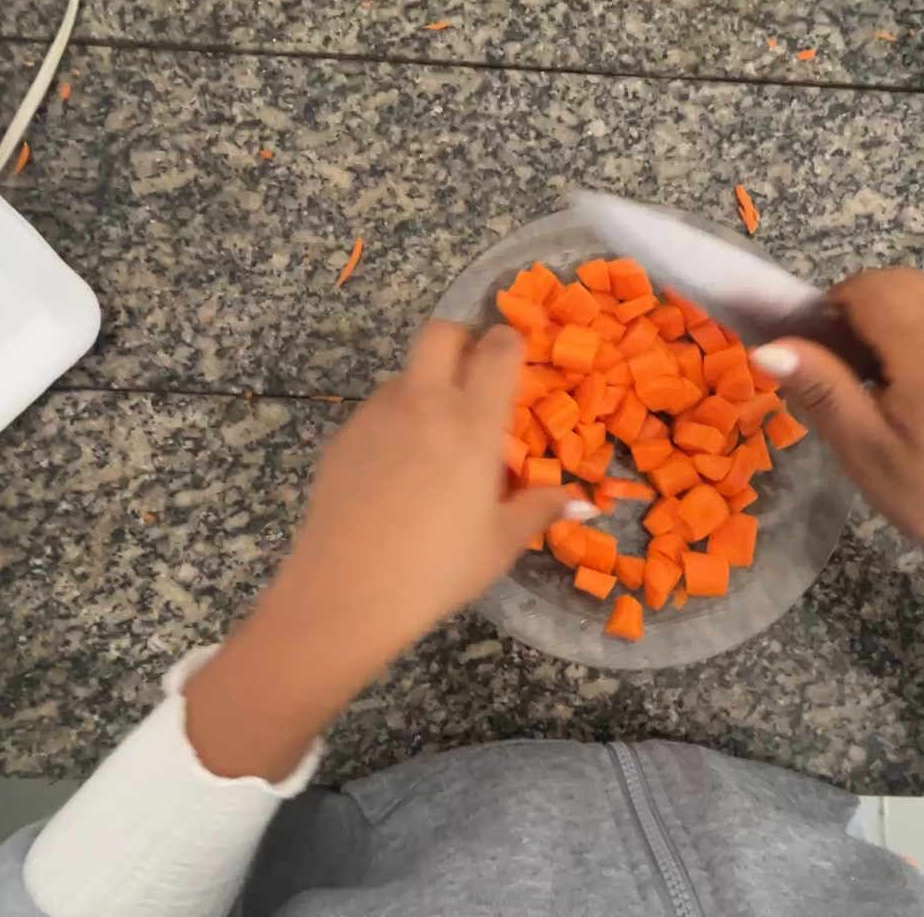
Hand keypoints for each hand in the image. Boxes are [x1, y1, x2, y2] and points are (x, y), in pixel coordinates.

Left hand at [277, 321, 577, 646]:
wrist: (347, 590)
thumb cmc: (437, 567)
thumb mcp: (500, 543)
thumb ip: (540, 509)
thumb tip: (581, 503)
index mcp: (472, 423)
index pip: (497, 349)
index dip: (509, 342)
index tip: (515, 359)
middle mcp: (423, 404)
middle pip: (440, 333)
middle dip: (460, 340)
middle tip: (471, 379)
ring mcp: (376, 416)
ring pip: (405, 373)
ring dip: (425, 387)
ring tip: (432, 439)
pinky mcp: (343, 436)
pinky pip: (376, 409)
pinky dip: (393, 420)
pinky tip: (393, 470)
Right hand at [749, 268, 923, 581]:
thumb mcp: (866, 451)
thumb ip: (820, 387)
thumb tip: (765, 346)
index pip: (869, 288)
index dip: (831, 308)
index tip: (819, 354)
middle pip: (902, 283)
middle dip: (859, 309)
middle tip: (844, 367)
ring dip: (894, 322)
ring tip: (884, 384)